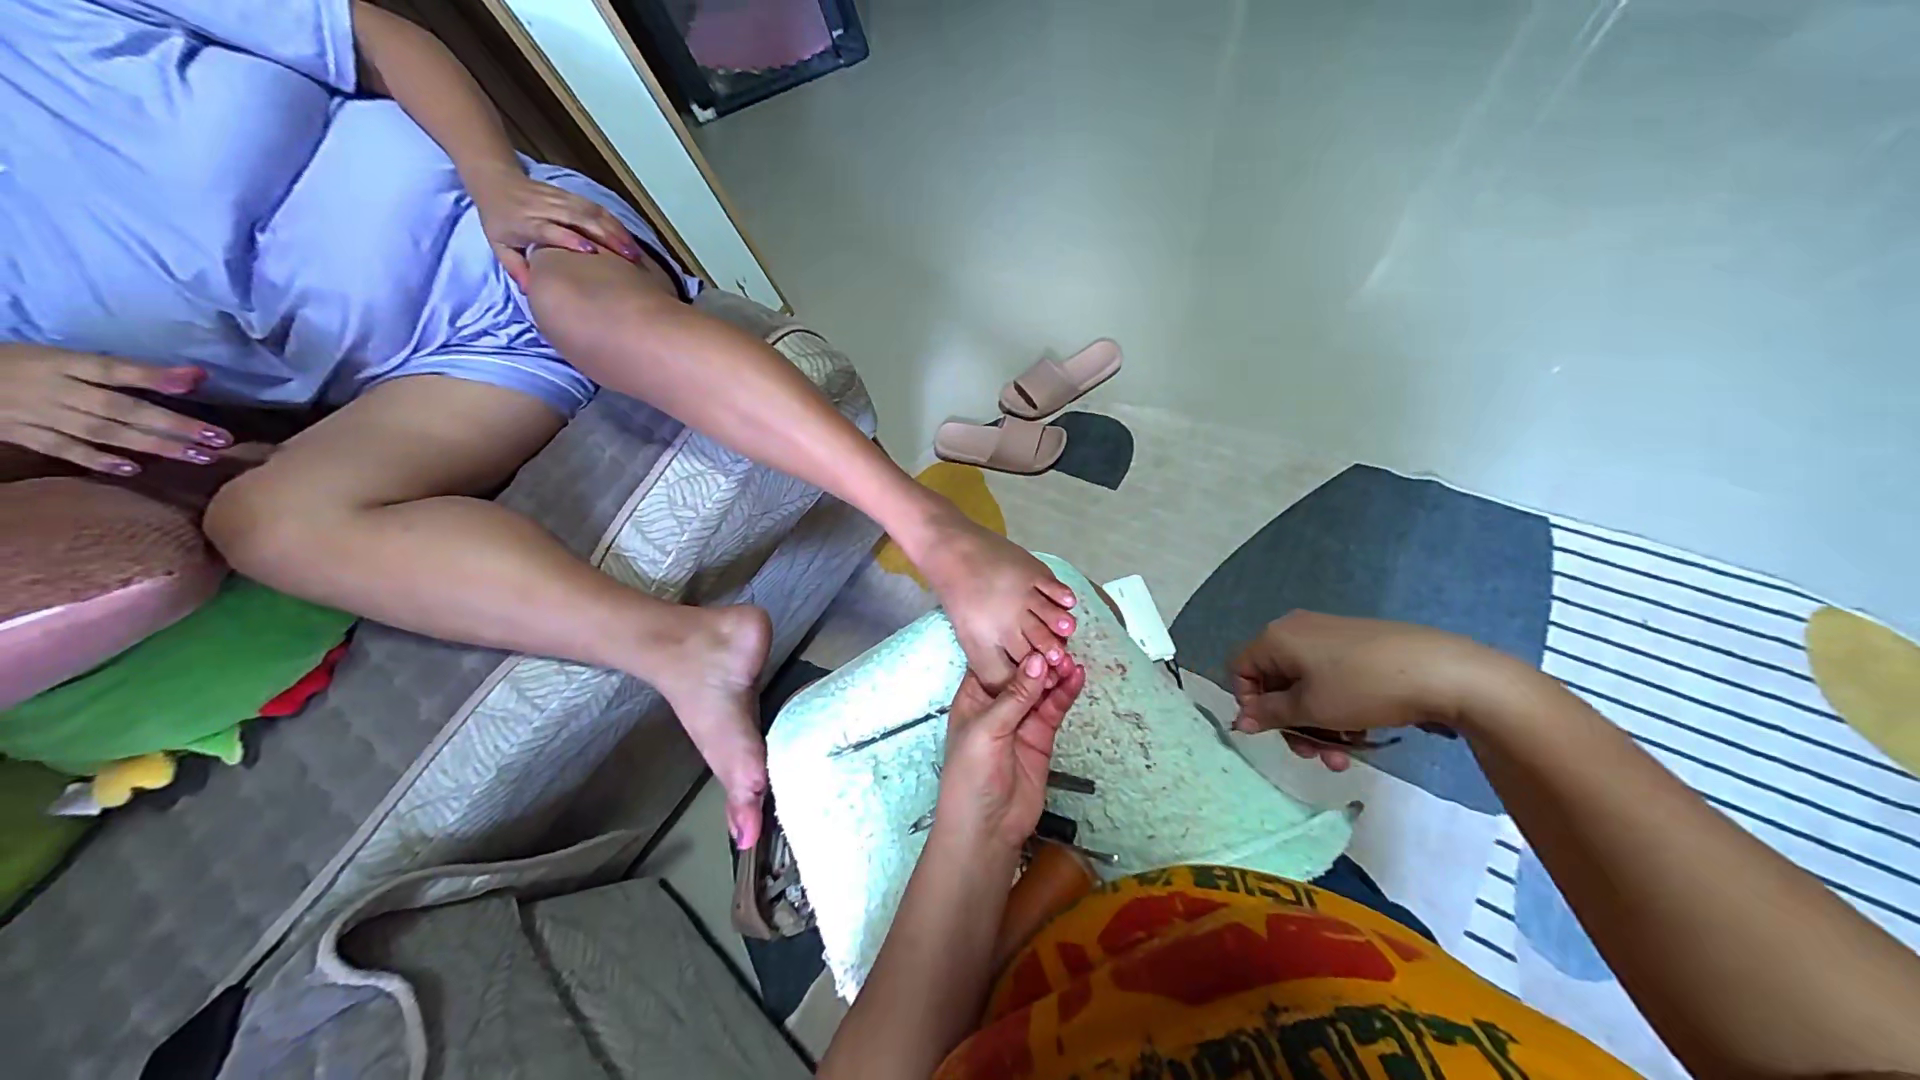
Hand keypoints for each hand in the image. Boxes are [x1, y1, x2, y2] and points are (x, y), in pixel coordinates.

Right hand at [0, 347, 231, 474]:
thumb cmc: (20, 367)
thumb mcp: (66, 359)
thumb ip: (129, 370)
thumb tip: (196, 374)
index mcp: (61, 363)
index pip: (112, 368)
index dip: (154, 375)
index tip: (199, 380)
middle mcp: (53, 389)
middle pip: (120, 407)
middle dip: (173, 424)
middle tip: (220, 438)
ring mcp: (34, 413)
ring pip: (101, 431)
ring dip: (153, 445)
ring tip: (200, 456)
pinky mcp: (18, 433)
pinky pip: (60, 448)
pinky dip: (96, 459)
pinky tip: (132, 470)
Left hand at [465, 166, 645, 287]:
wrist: (495, 181)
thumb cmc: (499, 221)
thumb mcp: (499, 246)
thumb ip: (516, 268)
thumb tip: (531, 291)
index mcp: (525, 221)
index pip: (550, 228)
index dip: (570, 237)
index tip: (591, 251)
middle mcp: (543, 207)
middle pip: (578, 218)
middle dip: (605, 236)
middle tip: (628, 257)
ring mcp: (558, 198)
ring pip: (590, 211)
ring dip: (615, 230)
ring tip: (633, 250)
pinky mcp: (569, 194)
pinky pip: (594, 206)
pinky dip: (613, 221)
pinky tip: (627, 236)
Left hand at [910, 511, 1077, 687]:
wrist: (955, 553)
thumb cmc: (959, 597)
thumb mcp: (967, 636)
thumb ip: (990, 658)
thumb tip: (1017, 675)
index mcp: (987, 643)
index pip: (1014, 670)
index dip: (1030, 678)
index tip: (1043, 679)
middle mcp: (1008, 623)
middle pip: (1037, 647)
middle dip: (1050, 656)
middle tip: (1060, 659)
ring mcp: (1023, 595)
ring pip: (1050, 619)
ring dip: (1060, 627)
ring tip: (1066, 631)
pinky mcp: (1033, 573)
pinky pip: (1054, 588)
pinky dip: (1063, 596)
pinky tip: (1069, 602)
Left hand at [937, 652, 1085, 852]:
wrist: (987, 828)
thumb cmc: (971, 776)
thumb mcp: (987, 730)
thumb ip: (1014, 696)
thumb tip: (1037, 661)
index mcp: (973, 697)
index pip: (994, 663)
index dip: (1015, 648)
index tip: (1036, 632)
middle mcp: (997, 705)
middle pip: (1022, 673)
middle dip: (1040, 660)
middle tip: (1061, 646)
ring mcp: (1020, 720)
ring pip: (1041, 689)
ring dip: (1056, 675)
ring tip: (1072, 660)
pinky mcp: (1040, 737)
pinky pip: (1054, 709)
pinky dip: (1066, 693)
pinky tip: (1077, 678)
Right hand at [1230, 612, 1496, 770]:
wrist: (1443, 671)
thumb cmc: (1362, 688)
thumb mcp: (1311, 709)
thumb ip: (1269, 715)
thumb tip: (1240, 722)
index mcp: (1276, 638)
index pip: (1240, 670)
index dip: (1250, 704)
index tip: (1274, 732)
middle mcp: (1297, 631)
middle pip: (1273, 682)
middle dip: (1290, 723)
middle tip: (1313, 754)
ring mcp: (1329, 636)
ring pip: (1304, 686)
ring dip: (1315, 724)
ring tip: (1343, 755)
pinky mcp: (1357, 646)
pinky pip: (1329, 679)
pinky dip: (1335, 708)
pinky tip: (1359, 733)